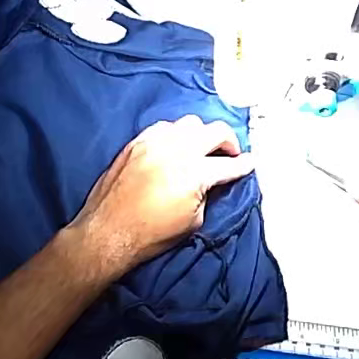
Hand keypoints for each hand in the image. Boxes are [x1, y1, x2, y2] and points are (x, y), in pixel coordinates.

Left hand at [66, 115, 256, 278]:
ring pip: (189, 123)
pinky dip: (175, 134)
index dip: (244, 165)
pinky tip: (175, 147)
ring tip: (201, 149)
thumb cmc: (151, 235)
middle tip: (230, 153)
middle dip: (228, 141)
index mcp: (193, 174)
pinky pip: (163, 127)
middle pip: (214, 131)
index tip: (250, 162)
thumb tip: (212, 182)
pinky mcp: (136, 143)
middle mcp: (176, 151)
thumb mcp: (192, 221)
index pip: (228, 165)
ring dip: (201, 134)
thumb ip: (207, 194)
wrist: (108, 233)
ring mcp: (154, 142)